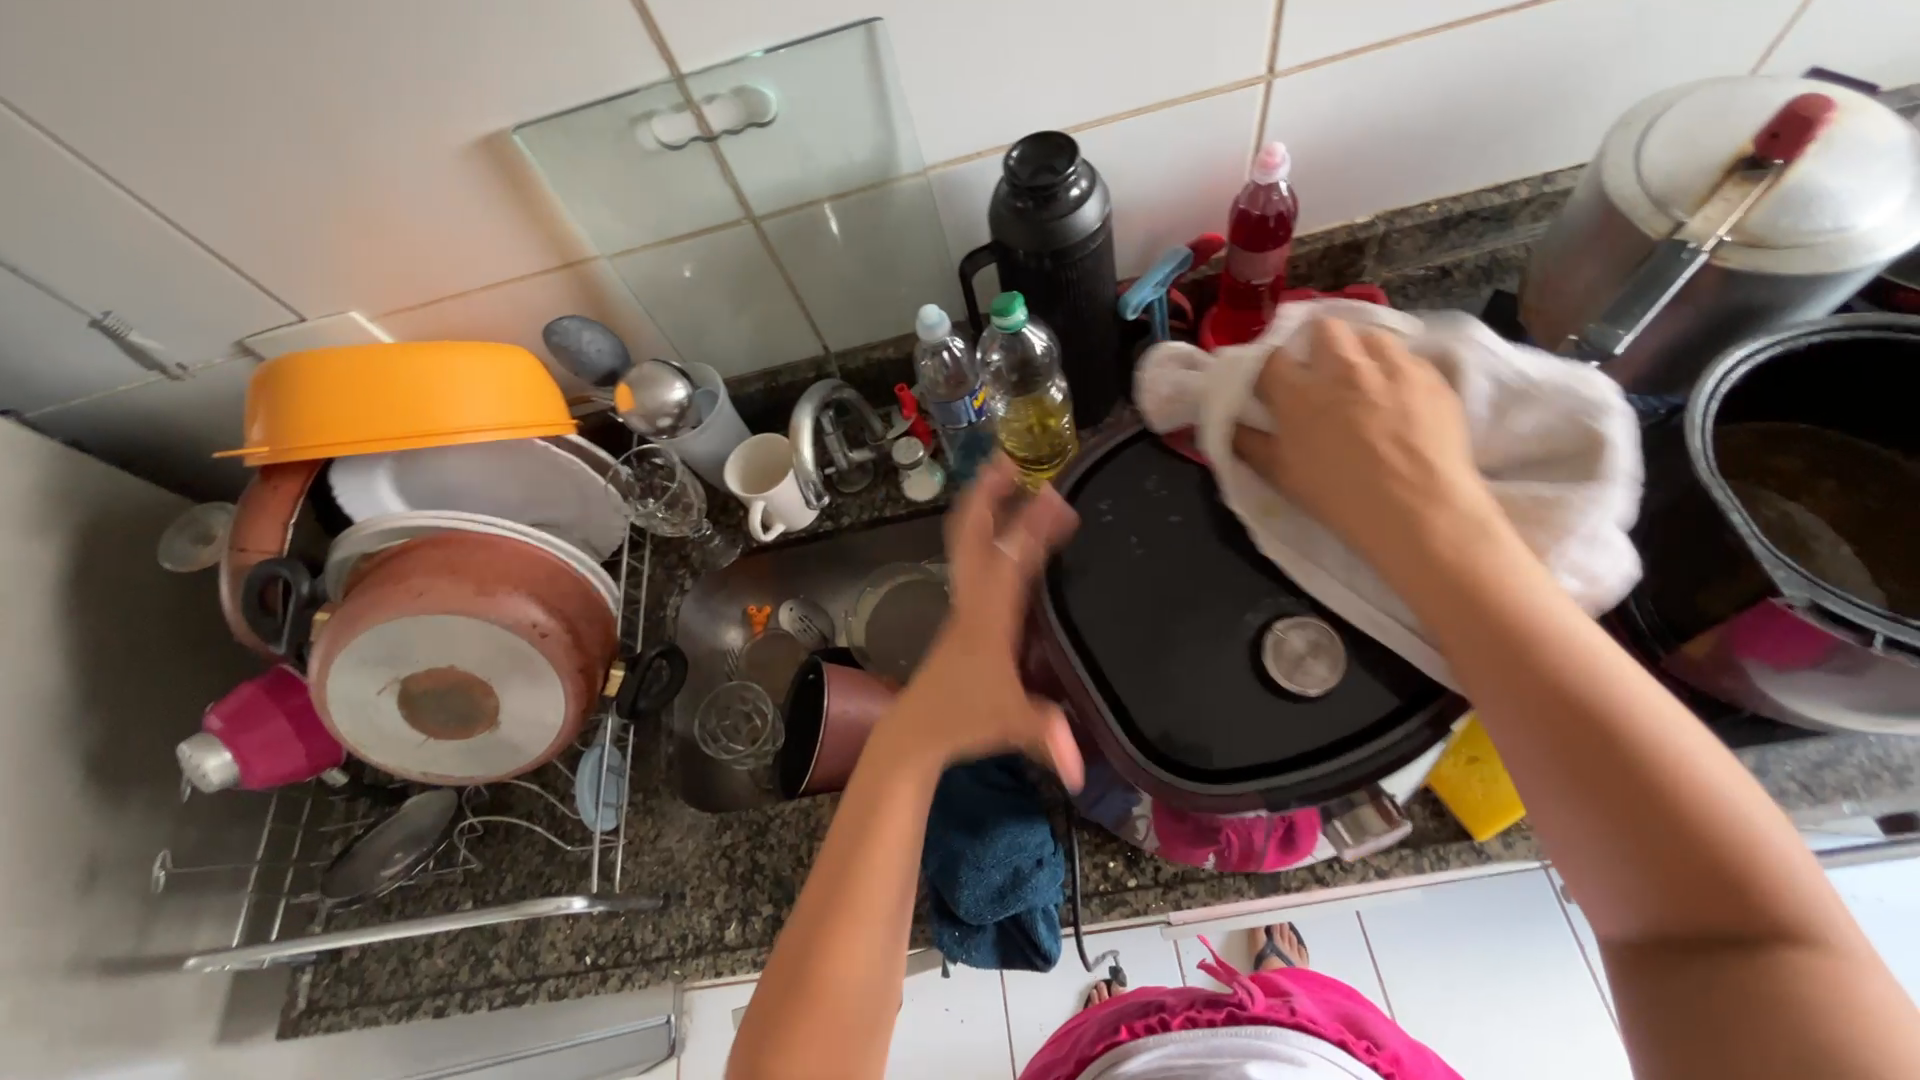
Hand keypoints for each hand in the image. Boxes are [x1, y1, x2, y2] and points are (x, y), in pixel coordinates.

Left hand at [871, 457, 1084, 789]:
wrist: (914, 730)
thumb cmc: (962, 719)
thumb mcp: (1009, 726)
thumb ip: (1046, 738)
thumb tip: (1077, 769)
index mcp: (987, 618)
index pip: (1010, 562)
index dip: (1031, 527)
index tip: (1055, 495)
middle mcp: (972, 600)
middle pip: (972, 535)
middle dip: (988, 494)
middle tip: (1007, 458)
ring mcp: (964, 602)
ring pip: (969, 541)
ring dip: (986, 505)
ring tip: (1007, 474)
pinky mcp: (964, 611)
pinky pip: (976, 557)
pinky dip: (990, 531)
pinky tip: (1011, 530)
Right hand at [1230, 316, 1502, 569]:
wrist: (1417, 509)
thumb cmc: (1338, 496)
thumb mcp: (1280, 474)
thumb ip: (1249, 443)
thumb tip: (1229, 424)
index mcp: (1299, 392)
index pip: (1272, 358)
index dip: (1270, 369)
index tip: (1274, 385)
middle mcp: (1343, 367)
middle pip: (1324, 328)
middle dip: (1318, 344)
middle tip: (1321, 373)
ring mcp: (1391, 366)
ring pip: (1369, 334)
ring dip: (1360, 351)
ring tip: (1364, 379)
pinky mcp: (1431, 374)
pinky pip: (1408, 355)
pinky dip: (1397, 369)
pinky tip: (1400, 396)